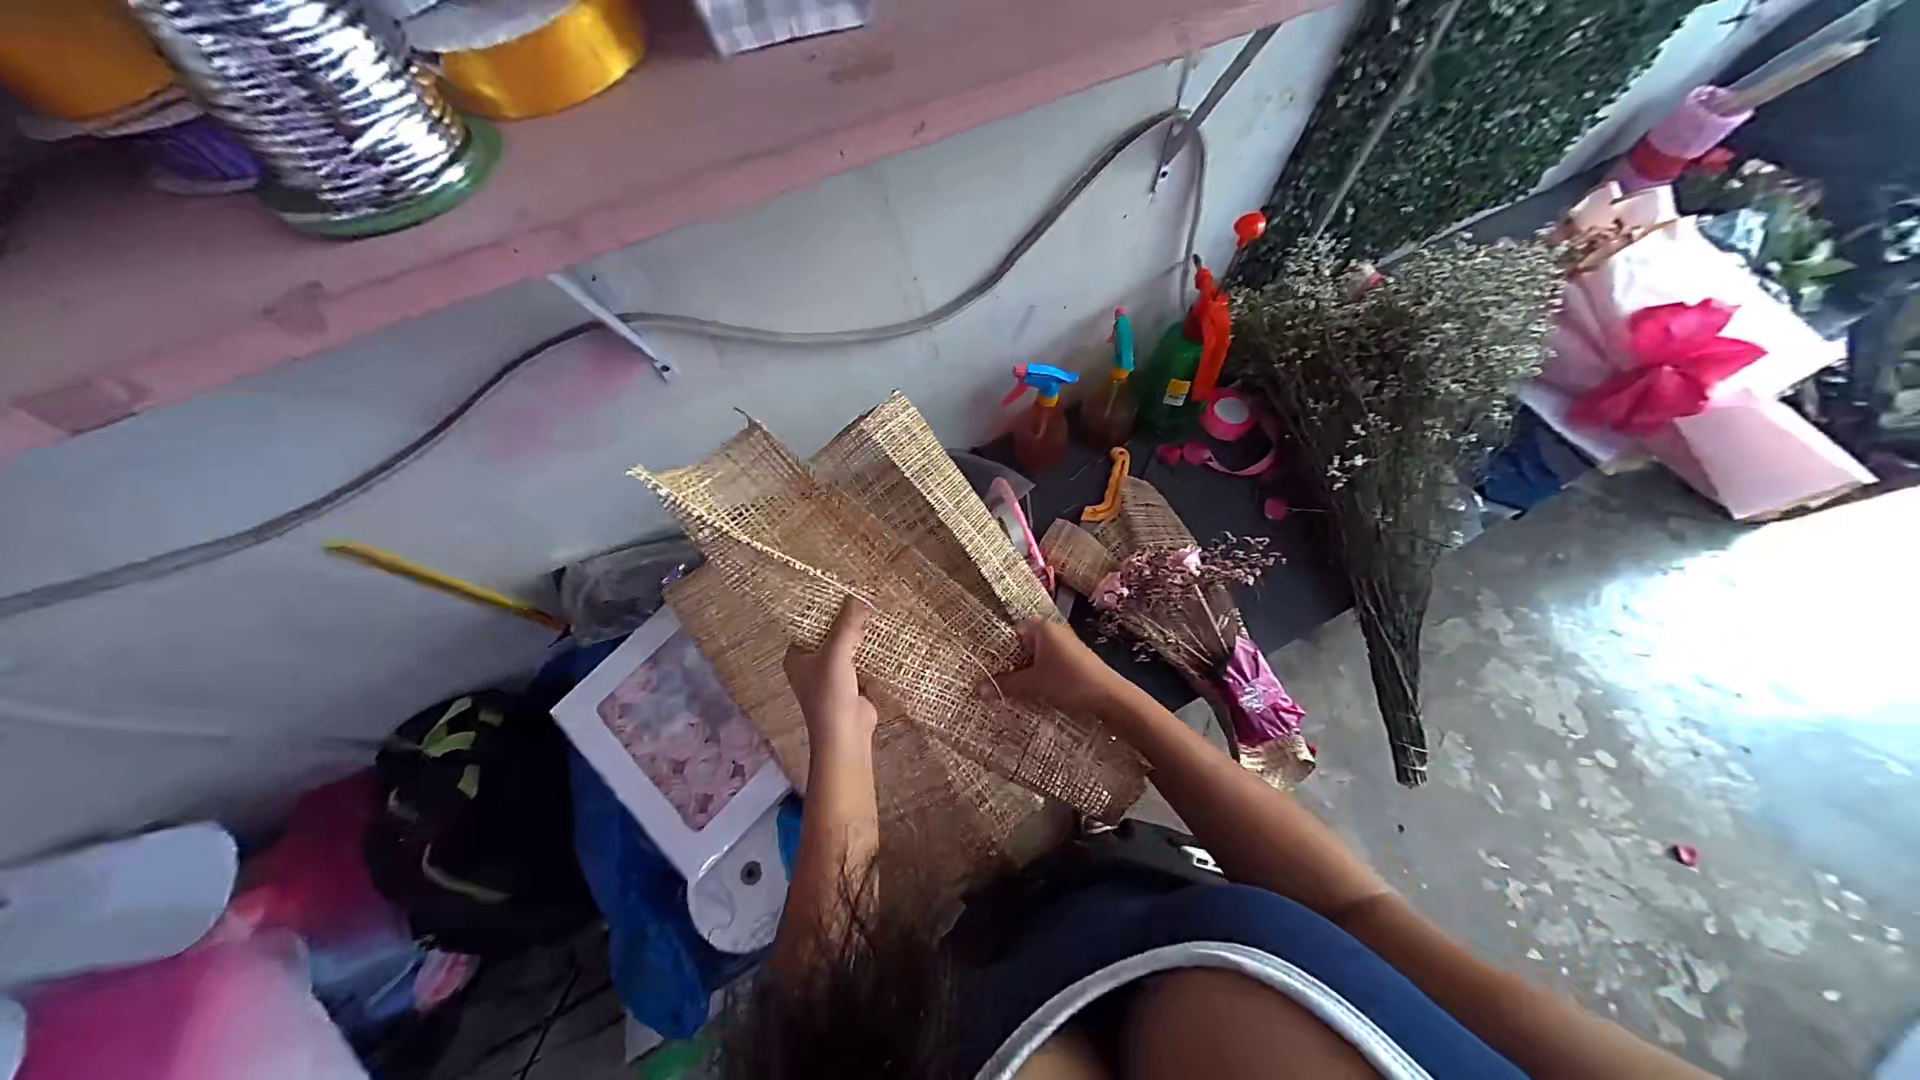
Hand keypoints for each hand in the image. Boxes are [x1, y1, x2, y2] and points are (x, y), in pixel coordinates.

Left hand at [783, 596, 878, 755]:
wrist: (846, 735)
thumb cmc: (830, 694)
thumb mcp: (836, 653)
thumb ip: (847, 624)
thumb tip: (860, 597)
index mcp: (797, 655)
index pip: (810, 623)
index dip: (827, 608)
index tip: (845, 590)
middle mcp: (811, 663)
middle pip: (830, 633)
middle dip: (847, 620)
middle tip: (866, 599)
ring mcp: (831, 675)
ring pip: (846, 647)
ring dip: (860, 635)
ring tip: (877, 613)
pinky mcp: (850, 684)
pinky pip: (859, 660)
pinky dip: (869, 650)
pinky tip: (883, 636)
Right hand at [985, 618, 1136, 718]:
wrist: (1110, 697)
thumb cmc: (1068, 681)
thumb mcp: (1032, 684)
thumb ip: (1005, 684)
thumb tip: (978, 688)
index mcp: (1041, 627)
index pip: (1010, 632)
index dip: (997, 650)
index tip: (985, 667)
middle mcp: (1053, 632)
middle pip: (1022, 645)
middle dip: (1009, 664)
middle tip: (993, 682)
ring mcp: (1065, 646)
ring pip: (1035, 658)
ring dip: (1024, 673)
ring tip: (1008, 691)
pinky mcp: (1074, 661)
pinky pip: (1048, 666)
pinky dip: (1039, 677)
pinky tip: (1032, 694)